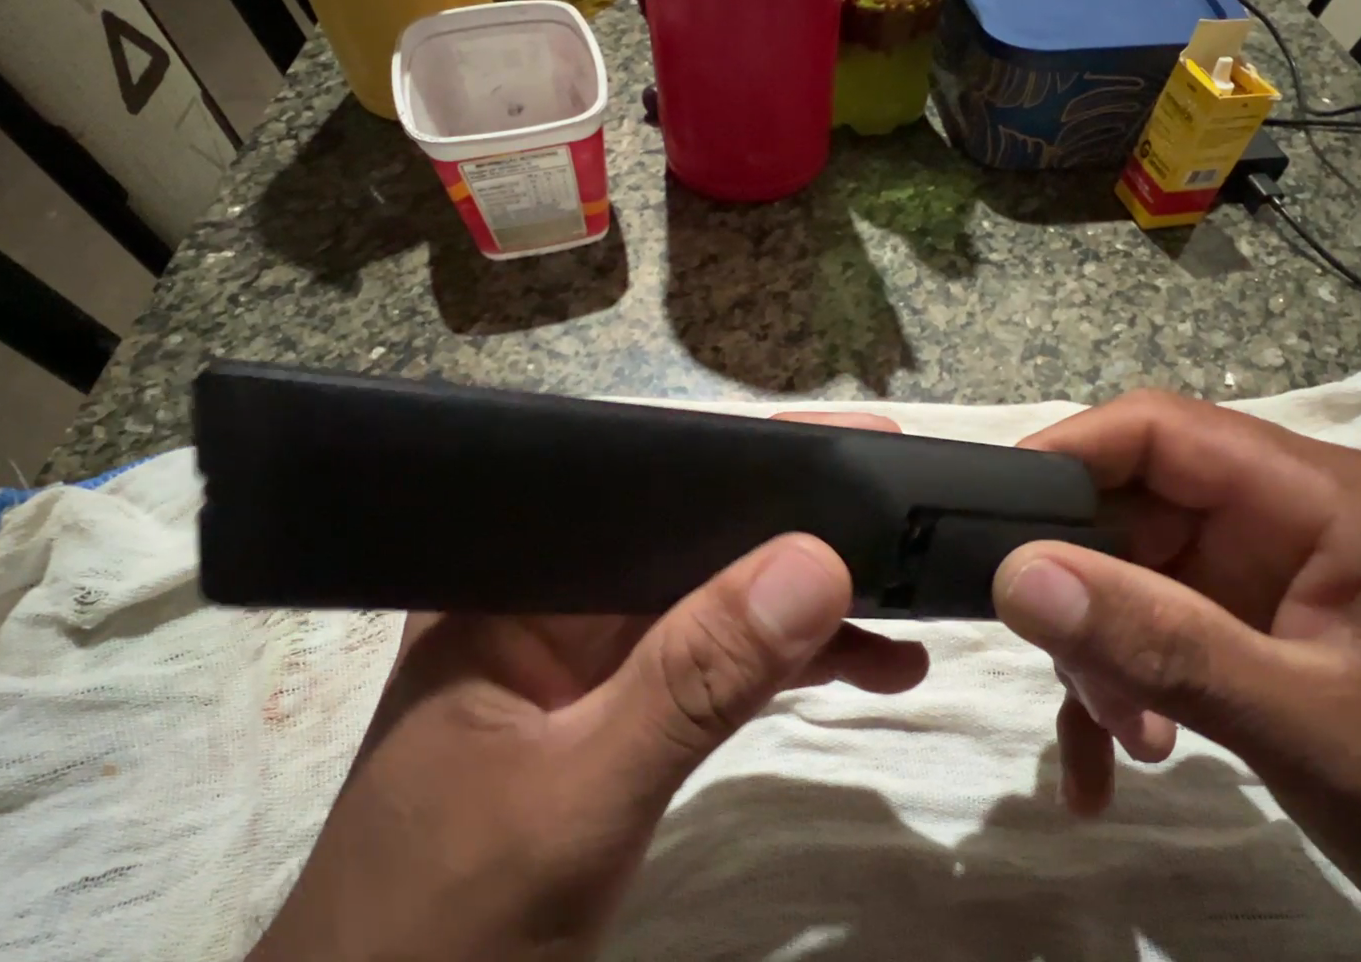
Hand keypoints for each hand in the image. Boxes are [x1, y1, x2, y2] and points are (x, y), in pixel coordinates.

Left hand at [250, 413, 928, 961]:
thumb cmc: (448, 922)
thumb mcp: (581, 795)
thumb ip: (693, 681)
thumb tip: (814, 564)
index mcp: (509, 584)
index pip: (639, 491)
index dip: (750, 464)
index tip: (856, 446)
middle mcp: (550, 605)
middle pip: (689, 543)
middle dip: (796, 532)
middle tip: (903, 512)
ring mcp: (587, 665)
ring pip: (711, 608)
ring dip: (806, 610)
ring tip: (912, 602)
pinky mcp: (619, 719)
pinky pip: (715, 671)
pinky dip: (785, 669)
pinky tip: (863, 667)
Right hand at [992, 390, 1360, 960]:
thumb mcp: (1304, 725)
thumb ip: (1159, 644)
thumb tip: (1017, 577)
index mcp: (1329, 501)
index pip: (1168, 430)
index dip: (1068, 453)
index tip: (984, 513)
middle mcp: (1292, 518)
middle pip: (1136, 508)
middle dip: (1086, 590)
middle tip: (1068, 668)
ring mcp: (1269, 575)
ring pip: (1131, 576)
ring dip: (1104, 653)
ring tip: (1126, 734)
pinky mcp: (1253, 626)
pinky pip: (1154, 631)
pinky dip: (1123, 687)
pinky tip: (1117, 758)